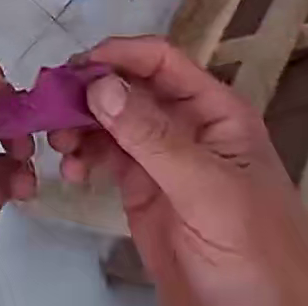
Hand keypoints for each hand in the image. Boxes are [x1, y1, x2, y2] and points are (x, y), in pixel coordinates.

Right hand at [49, 36, 307, 305]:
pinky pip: (108, 158)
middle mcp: (186, 124)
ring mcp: (163, 158)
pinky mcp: (143, 192)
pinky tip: (70, 170)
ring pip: (115, 121)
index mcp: (214, 109)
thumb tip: (101, 84)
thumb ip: (154, 138)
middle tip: (52, 105)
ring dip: (83, 124)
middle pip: (132, 88)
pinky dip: (85, 157)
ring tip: (58, 141)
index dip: (121, 55)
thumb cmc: (254, 252)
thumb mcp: (208, 190)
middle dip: (92, 90)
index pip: (163, 62)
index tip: (77, 66)